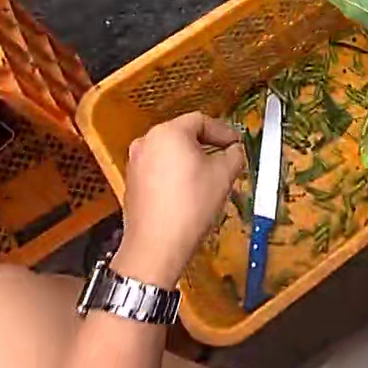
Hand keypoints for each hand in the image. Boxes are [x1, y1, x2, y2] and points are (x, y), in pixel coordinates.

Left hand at [116, 112, 246, 286]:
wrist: (156, 246)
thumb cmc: (190, 206)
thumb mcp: (224, 175)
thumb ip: (235, 154)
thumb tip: (235, 150)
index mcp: (169, 132)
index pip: (201, 120)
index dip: (223, 132)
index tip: (235, 143)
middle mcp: (147, 141)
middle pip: (184, 134)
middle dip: (207, 145)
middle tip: (226, 158)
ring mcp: (136, 162)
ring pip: (170, 152)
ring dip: (191, 160)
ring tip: (209, 178)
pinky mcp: (132, 182)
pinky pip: (158, 169)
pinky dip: (175, 174)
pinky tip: (189, 192)